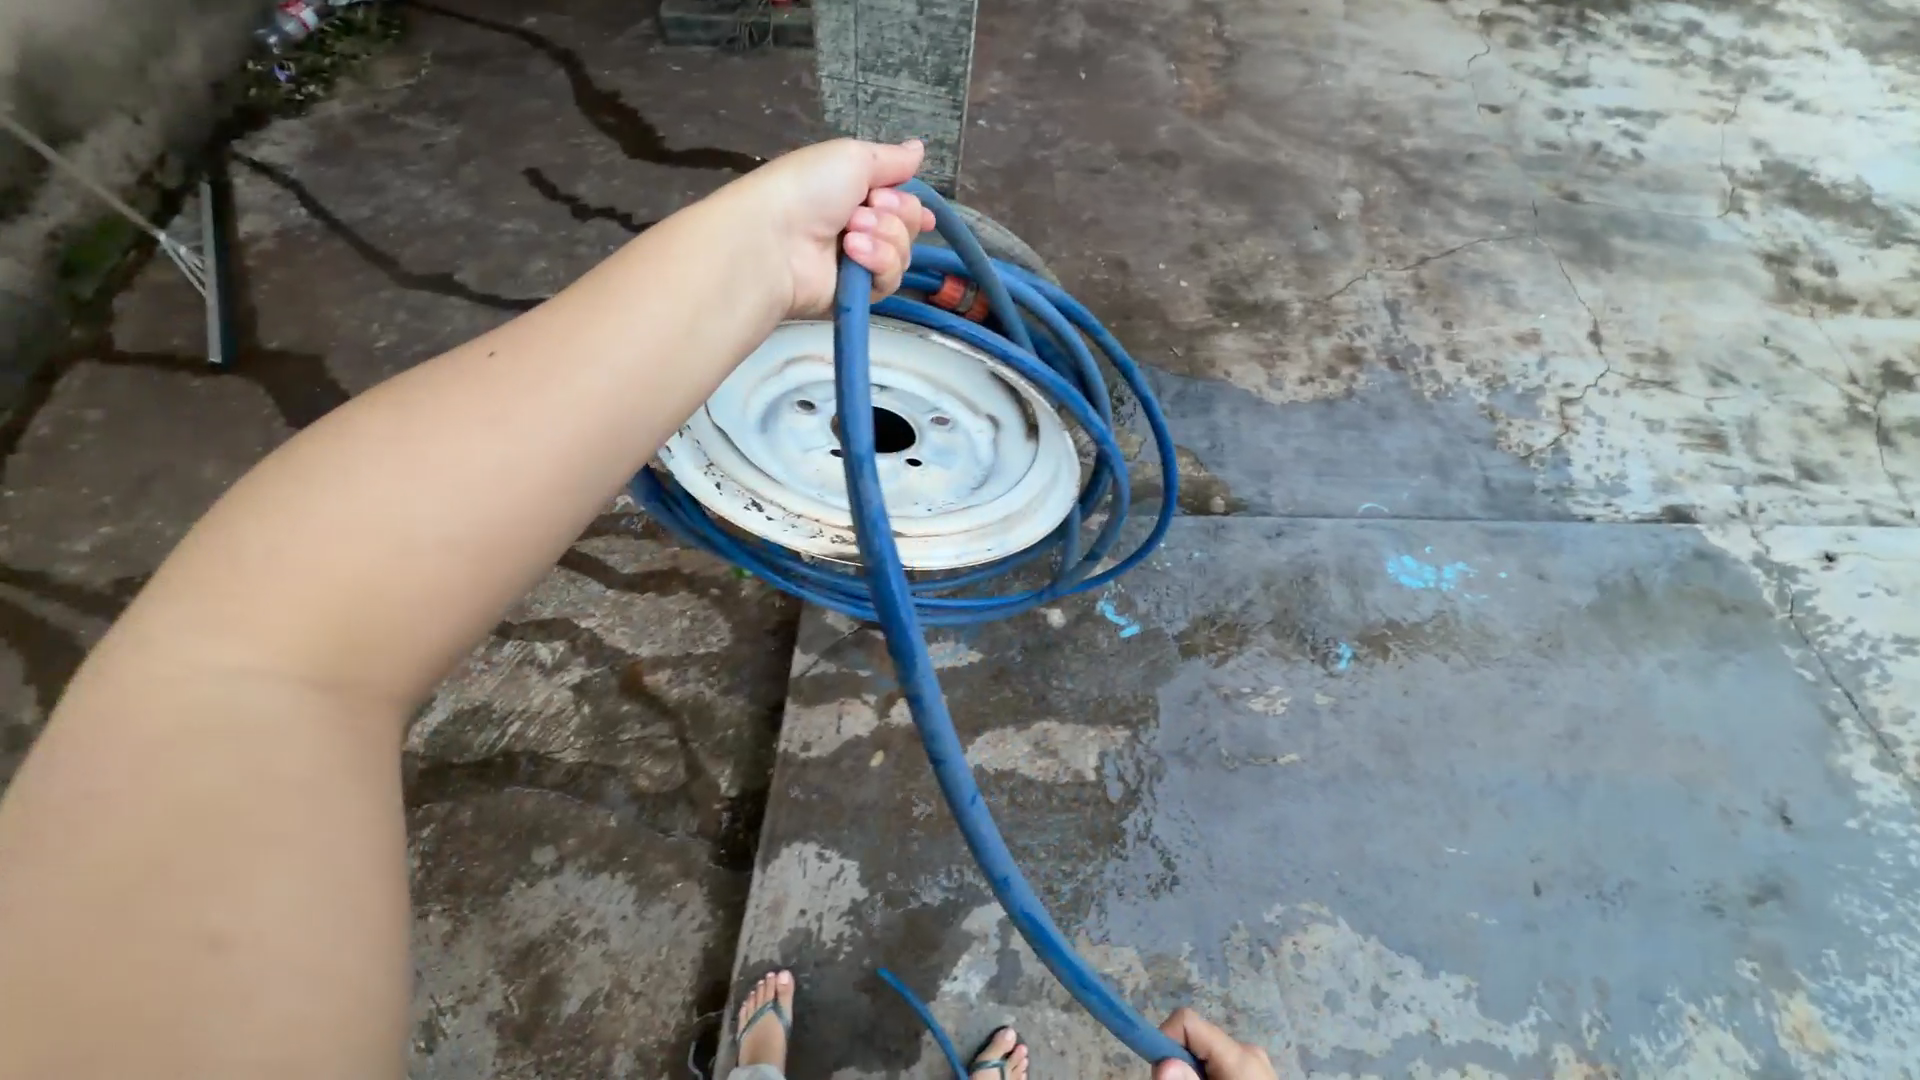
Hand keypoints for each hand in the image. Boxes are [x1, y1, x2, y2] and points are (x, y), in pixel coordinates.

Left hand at [709, 138, 938, 318]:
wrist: (776, 240)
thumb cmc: (808, 189)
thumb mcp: (852, 157)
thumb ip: (891, 159)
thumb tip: (920, 148)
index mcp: (854, 193)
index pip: (900, 201)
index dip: (908, 203)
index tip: (909, 205)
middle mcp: (859, 228)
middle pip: (907, 226)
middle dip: (895, 213)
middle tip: (866, 208)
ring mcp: (858, 263)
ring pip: (903, 253)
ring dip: (884, 237)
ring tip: (851, 232)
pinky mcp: (856, 293)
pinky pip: (889, 279)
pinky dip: (878, 262)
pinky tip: (852, 253)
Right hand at [1152, 1009, 1280, 1079]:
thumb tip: (1162, 1063)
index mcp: (1239, 1054)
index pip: (1187, 1020)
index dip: (1165, 1039)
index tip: (1161, 1071)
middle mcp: (1249, 1049)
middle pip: (1196, 1038)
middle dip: (1180, 1060)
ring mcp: (1258, 1062)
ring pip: (1208, 1053)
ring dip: (1195, 1070)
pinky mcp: (1259, 1074)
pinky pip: (1223, 1064)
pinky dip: (1211, 1075)